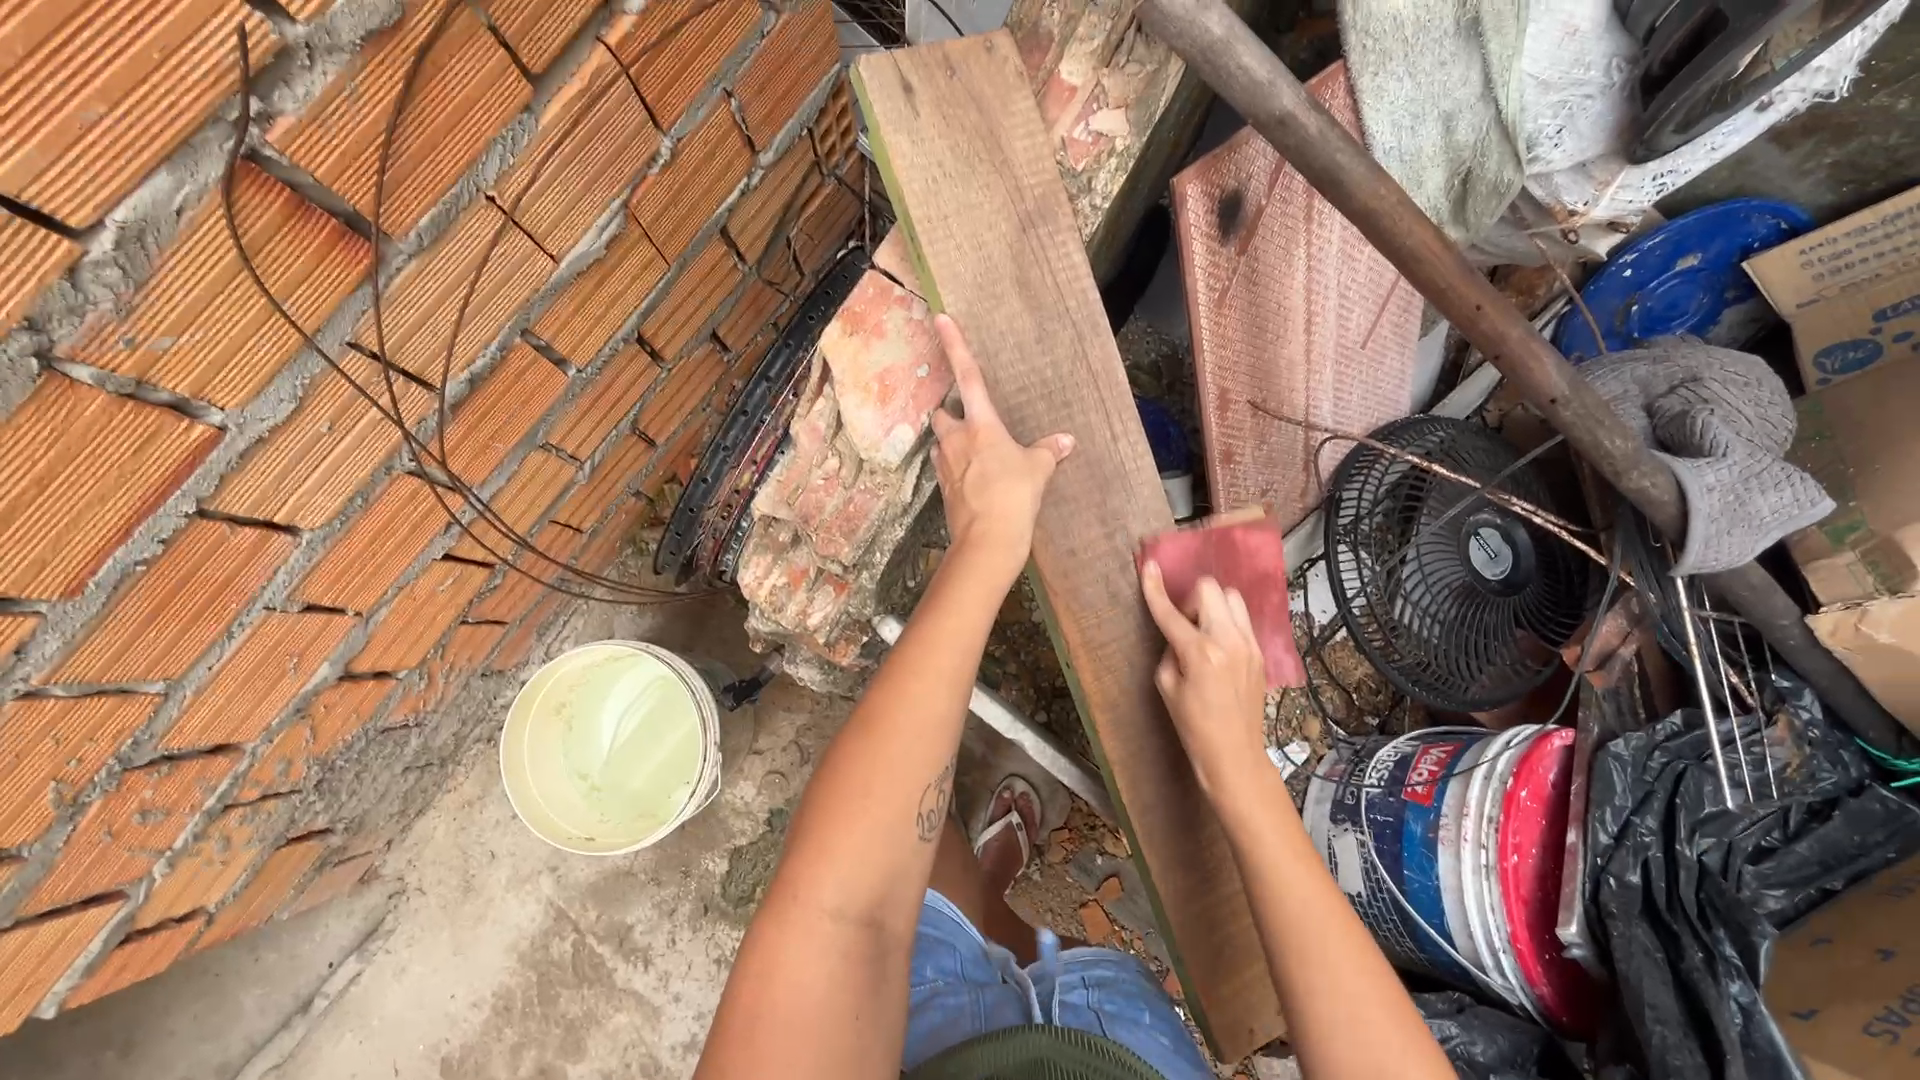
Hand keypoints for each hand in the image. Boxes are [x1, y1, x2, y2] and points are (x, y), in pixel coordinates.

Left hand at [929, 314, 1073, 577]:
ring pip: (941, 444)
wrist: (988, 540)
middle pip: (943, 414)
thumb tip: (1066, 441)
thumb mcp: (1039, 470)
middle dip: (951, 414)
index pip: (968, 376)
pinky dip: (957, 472)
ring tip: (975, 457)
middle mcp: (955, 439)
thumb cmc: (1015, 496)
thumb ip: (1048, 451)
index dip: (955, 345)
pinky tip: (974, 483)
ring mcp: (945, 466)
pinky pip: (947, 471)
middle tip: (969, 422)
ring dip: (952, 445)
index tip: (940, 318)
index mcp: (981, 424)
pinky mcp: (943, 491)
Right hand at [1140, 561, 1267, 799]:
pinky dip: (1227, 620)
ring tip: (1204, 633)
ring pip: (1231, 597)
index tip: (1149, 567)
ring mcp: (1249, 644)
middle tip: (1185, 625)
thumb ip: (1170, 649)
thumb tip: (1179, 632)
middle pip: (1210, 588)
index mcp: (1200, 652)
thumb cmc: (1192, 725)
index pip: (1171, 611)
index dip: (1155, 589)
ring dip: (1212, 606)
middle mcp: (1229, 641)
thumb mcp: (1166, 686)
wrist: (1234, 753)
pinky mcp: (1260, 651)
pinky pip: (1242, 618)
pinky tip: (1218, 645)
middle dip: (1191, 600)